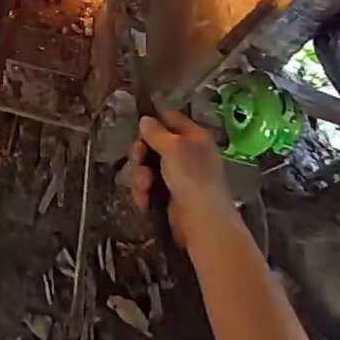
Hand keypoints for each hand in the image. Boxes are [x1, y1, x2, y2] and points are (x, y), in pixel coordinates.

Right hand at [128, 109, 238, 247]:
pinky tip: (145, 201)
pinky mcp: (168, 195)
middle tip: (138, 159)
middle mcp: (185, 153)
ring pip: (147, 166)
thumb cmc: (192, 176)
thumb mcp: (174, 148)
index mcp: (193, 136)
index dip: (154, 120)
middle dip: (142, 153)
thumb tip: (145, 119)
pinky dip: (145, 193)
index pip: (170, 118)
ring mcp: (176, 175)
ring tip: (145, 187)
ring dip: (141, 176)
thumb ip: (156, 133)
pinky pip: (149, 186)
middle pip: (153, 143)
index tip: (137, 125)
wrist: (202, 221)